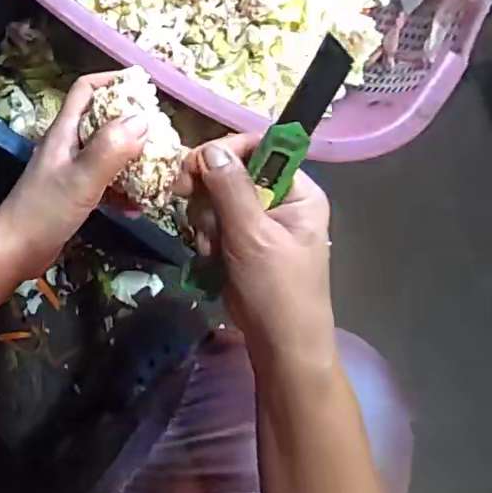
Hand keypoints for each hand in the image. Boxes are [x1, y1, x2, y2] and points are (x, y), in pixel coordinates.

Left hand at [0, 71, 148, 285]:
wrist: (14, 252)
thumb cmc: (43, 211)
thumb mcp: (81, 178)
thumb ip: (110, 148)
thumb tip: (143, 119)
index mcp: (65, 131)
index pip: (87, 89)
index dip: (113, 80)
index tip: (145, 86)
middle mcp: (69, 144)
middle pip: (104, 120)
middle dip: (133, 123)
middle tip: (162, 135)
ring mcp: (71, 169)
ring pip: (109, 153)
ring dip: (133, 159)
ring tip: (159, 171)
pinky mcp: (75, 193)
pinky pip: (107, 182)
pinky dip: (124, 190)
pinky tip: (139, 207)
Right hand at [184, 134, 336, 362]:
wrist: (279, 345)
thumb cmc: (278, 291)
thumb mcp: (254, 237)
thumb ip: (231, 189)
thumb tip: (210, 148)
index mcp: (298, 191)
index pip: (259, 147)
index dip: (224, 150)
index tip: (193, 167)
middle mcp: (279, 197)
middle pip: (229, 169)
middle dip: (209, 195)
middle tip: (200, 217)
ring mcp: (257, 217)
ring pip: (214, 194)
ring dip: (205, 219)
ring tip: (213, 248)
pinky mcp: (239, 235)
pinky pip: (210, 217)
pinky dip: (204, 234)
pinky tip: (210, 255)